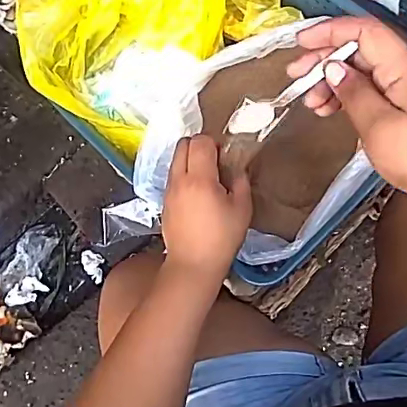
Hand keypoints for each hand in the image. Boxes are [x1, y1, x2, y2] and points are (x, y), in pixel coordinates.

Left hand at [160, 134, 251, 278]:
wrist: (193, 265)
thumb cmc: (221, 239)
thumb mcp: (242, 209)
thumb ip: (240, 182)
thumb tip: (236, 169)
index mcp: (199, 179)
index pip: (201, 142)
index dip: (215, 143)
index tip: (225, 157)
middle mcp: (179, 181)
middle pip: (183, 144)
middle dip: (199, 146)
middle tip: (216, 162)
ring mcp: (169, 191)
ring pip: (175, 160)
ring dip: (190, 161)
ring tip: (208, 180)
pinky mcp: (164, 202)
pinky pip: (173, 178)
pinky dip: (184, 176)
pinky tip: (198, 195)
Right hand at [289, 17, 406, 201]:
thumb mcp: (379, 127)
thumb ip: (354, 94)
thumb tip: (334, 70)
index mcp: (404, 67)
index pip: (363, 30)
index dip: (329, 31)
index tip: (301, 42)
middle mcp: (406, 69)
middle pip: (360, 47)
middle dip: (325, 57)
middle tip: (297, 76)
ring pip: (362, 68)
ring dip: (333, 80)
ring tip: (312, 101)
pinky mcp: (406, 102)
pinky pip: (371, 86)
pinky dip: (348, 94)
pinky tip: (331, 108)